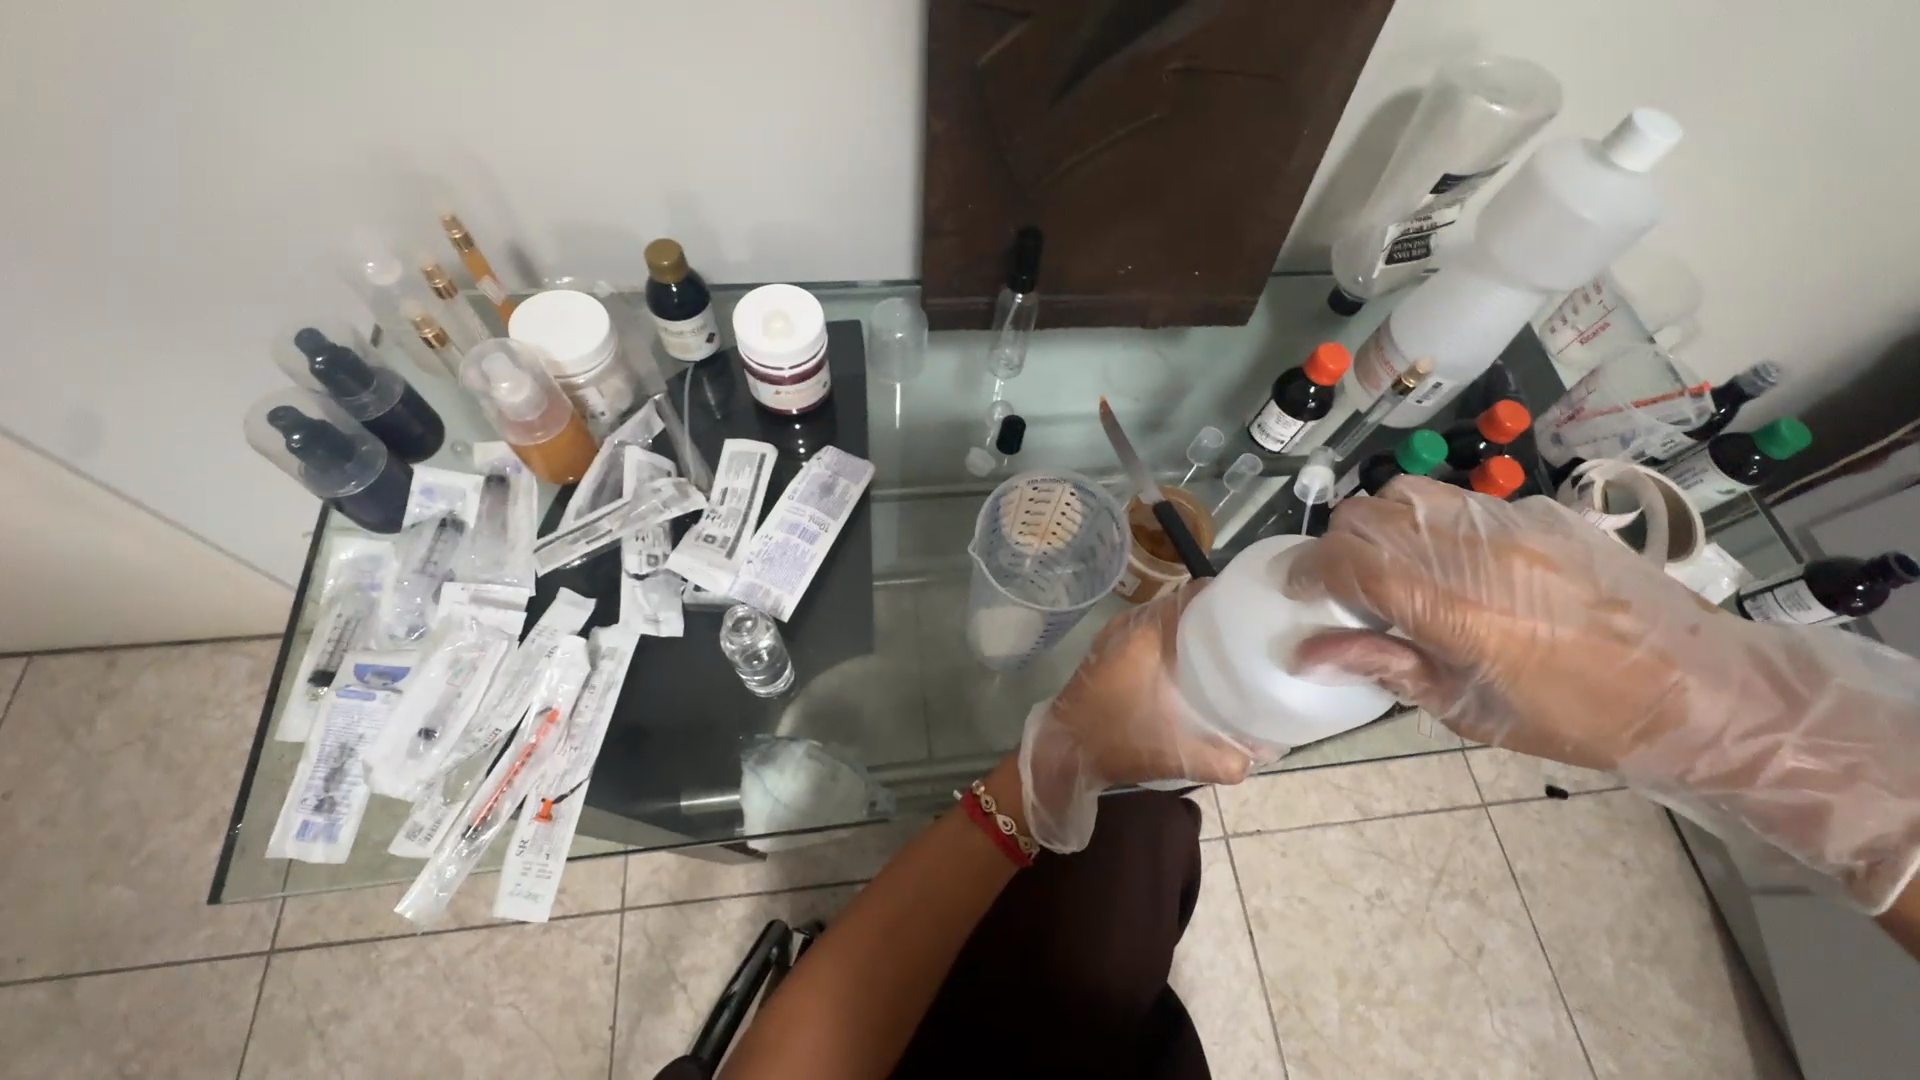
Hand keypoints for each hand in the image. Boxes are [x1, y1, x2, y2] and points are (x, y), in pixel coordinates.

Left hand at [1019, 581, 1256, 852]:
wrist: (1062, 751)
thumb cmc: (1117, 743)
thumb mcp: (1178, 756)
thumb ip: (1226, 760)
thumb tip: (1262, 755)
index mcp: (1147, 632)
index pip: (1196, 594)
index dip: (1229, 598)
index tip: (1257, 612)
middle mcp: (1132, 623)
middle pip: (1185, 604)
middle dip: (1218, 615)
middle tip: (1252, 635)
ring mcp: (1118, 634)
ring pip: (1168, 618)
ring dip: (1196, 629)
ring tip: (1231, 647)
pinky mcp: (1111, 649)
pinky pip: (1152, 632)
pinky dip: (1175, 641)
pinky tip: (1195, 665)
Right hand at [1284, 476, 1919, 910]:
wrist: (1698, 688)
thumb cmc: (1572, 717)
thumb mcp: (1466, 709)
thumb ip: (1382, 666)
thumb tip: (1305, 654)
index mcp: (1455, 608)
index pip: (1350, 561)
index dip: (1307, 569)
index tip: (1294, 587)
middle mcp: (1476, 550)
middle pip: (1367, 514)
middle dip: (1338, 544)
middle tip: (1344, 584)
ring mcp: (1512, 522)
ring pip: (1408, 492)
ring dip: (1380, 524)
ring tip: (1393, 563)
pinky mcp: (1542, 511)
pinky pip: (1459, 500)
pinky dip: (1431, 523)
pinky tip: (1456, 560)